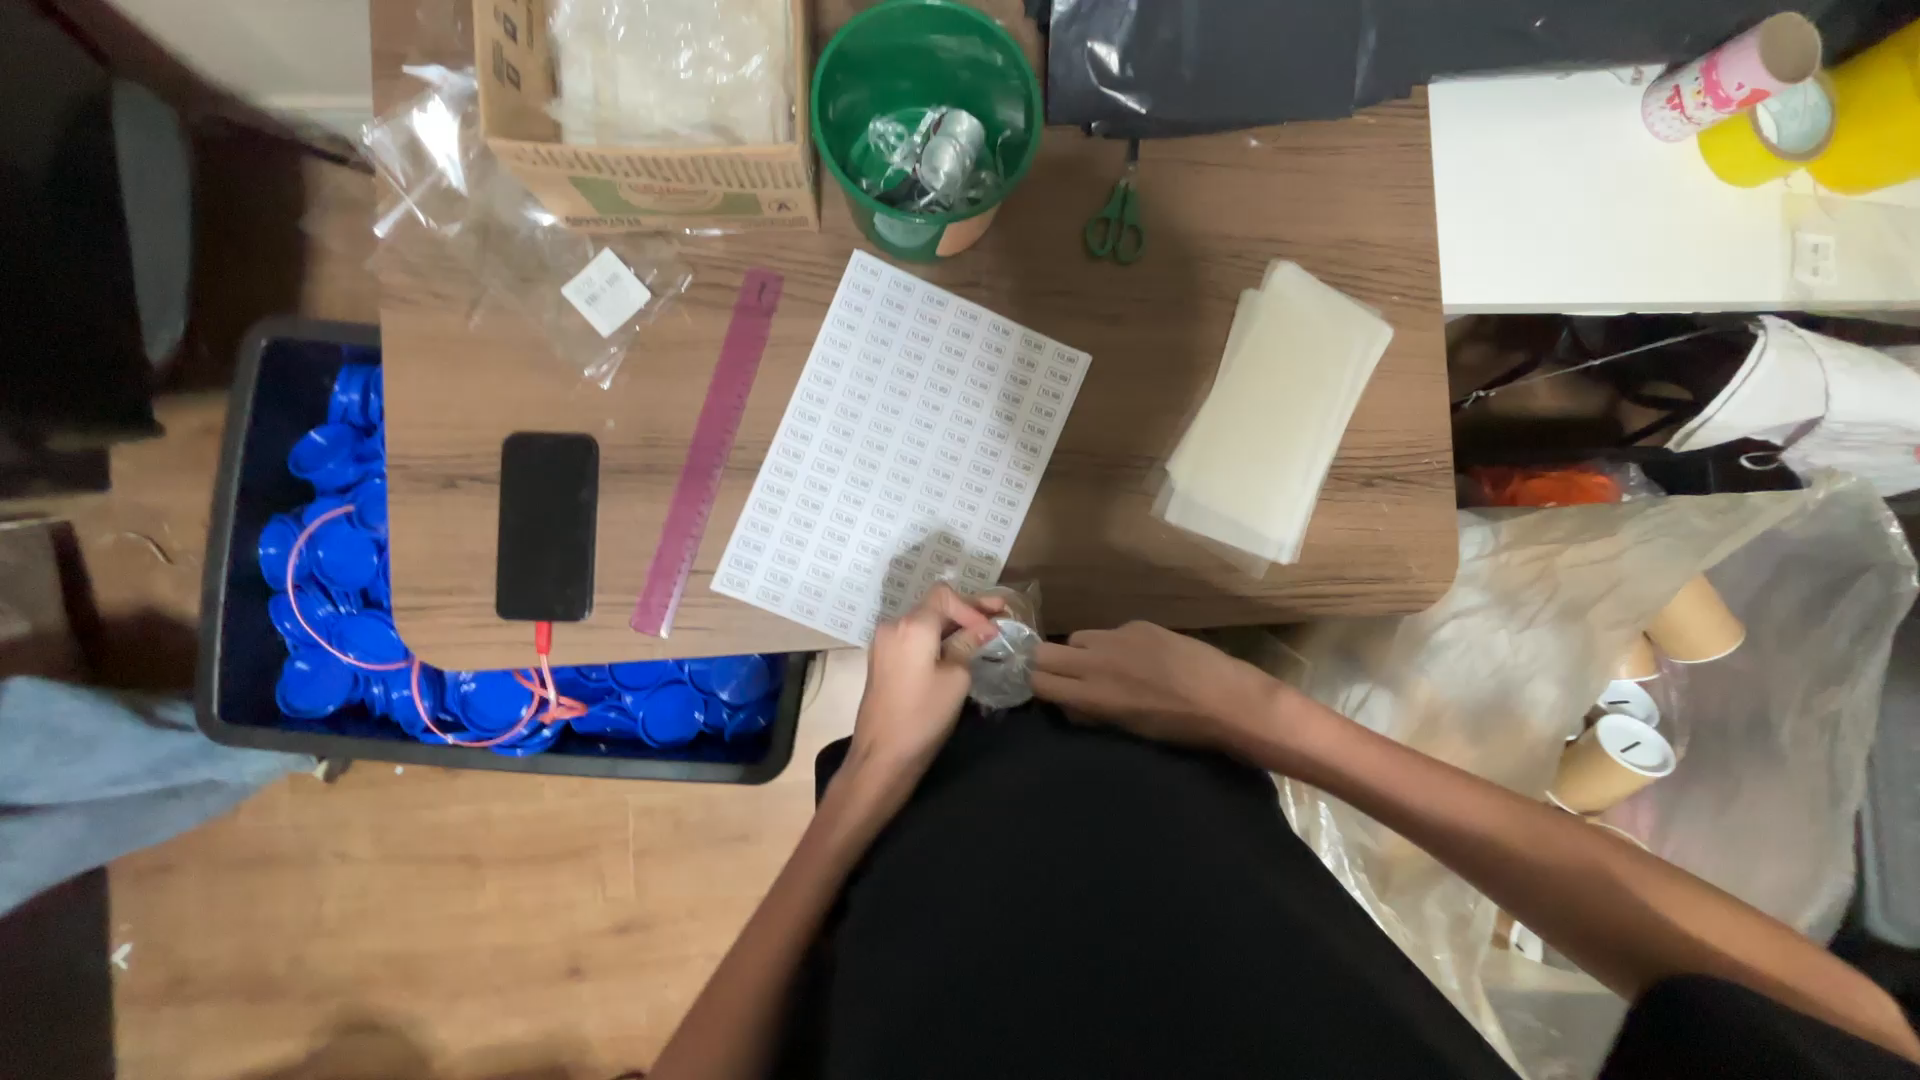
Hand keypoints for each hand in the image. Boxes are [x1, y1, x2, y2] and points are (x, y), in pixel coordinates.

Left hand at [851, 585, 1004, 775]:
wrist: (882, 755)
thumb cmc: (924, 716)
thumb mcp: (956, 678)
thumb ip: (967, 645)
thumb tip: (982, 629)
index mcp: (912, 625)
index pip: (945, 596)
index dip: (974, 606)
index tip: (996, 625)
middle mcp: (893, 626)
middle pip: (933, 606)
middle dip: (965, 611)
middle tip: (998, 615)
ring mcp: (883, 643)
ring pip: (923, 621)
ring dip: (951, 625)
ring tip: (981, 632)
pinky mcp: (882, 660)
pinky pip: (913, 637)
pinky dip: (935, 638)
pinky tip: (955, 647)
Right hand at [1032, 621, 1290, 754]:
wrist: (1226, 700)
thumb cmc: (1178, 728)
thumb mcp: (1127, 728)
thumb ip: (1092, 712)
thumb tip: (1069, 704)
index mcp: (1092, 694)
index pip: (1037, 680)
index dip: (1033, 683)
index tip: (1037, 688)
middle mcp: (1095, 661)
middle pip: (1044, 652)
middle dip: (1044, 662)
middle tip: (1056, 673)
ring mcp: (1117, 638)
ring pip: (1077, 638)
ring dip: (1080, 652)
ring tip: (1102, 665)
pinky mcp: (1138, 625)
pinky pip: (1110, 632)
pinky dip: (1114, 644)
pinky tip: (1139, 657)